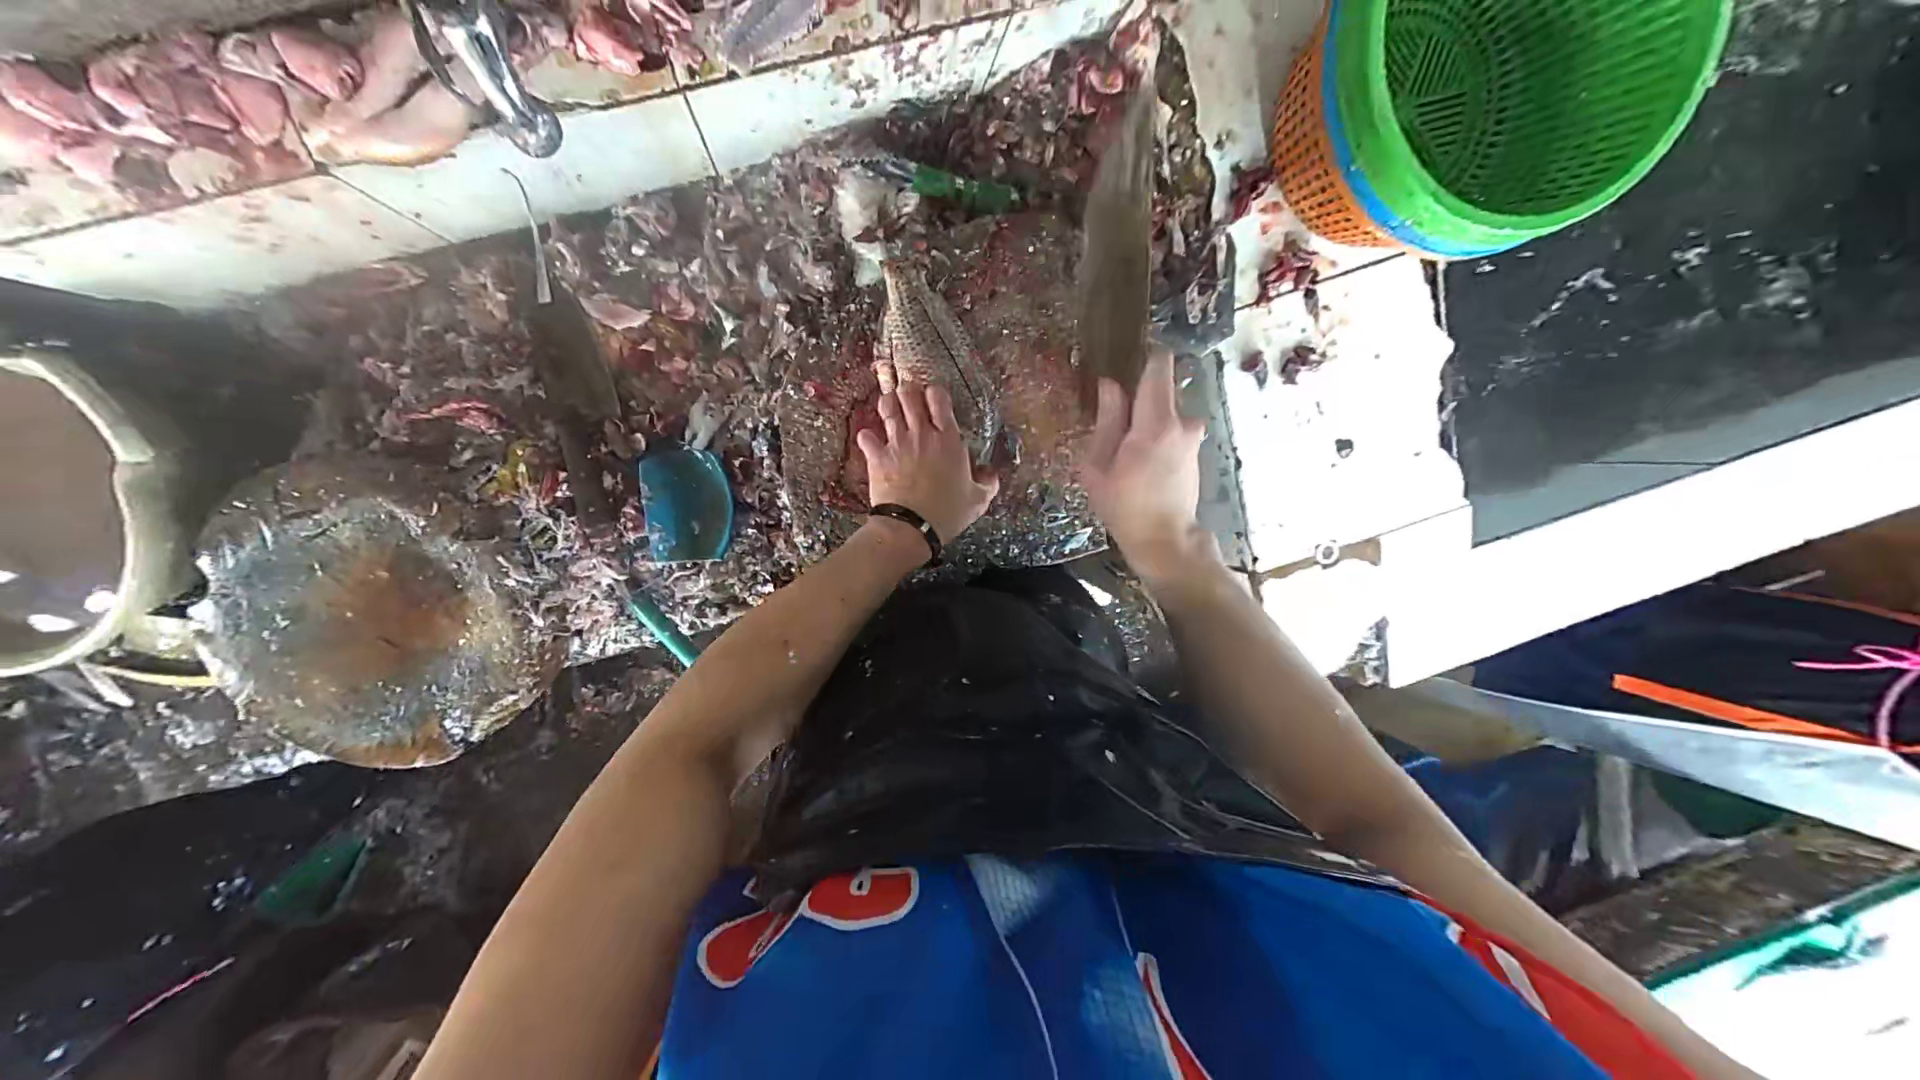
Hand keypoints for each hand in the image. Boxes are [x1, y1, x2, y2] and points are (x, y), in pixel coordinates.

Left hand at [857, 383, 999, 543]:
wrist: (911, 527)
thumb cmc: (947, 513)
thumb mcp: (978, 500)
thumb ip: (988, 483)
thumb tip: (992, 474)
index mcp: (949, 440)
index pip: (939, 398)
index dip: (934, 393)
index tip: (934, 399)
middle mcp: (922, 434)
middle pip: (910, 394)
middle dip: (908, 392)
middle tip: (909, 399)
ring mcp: (897, 443)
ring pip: (888, 407)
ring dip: (888, 404)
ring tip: (890, 408)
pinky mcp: (877, 457)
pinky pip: (866, 436)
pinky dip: (867, 437)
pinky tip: (870, 441)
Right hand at [1079, 348, 1217, 583]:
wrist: (1165, 540)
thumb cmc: (1124, 506)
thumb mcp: (1098, 466)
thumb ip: (1107, 420)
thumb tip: (1110, 385)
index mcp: (1156, 421)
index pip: (1159, 365)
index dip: (1142, 357)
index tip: (1122, 362)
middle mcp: (1183, 422)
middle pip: (1160, 389)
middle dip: (1137, 397)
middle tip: (1111, 419)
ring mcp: (1193, 437)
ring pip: (1165, 412)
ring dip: (1146, 421)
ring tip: (1123, 447)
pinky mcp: (1195, 451)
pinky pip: (1172, 430)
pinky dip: (1156, 436)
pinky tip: (1139, 461)